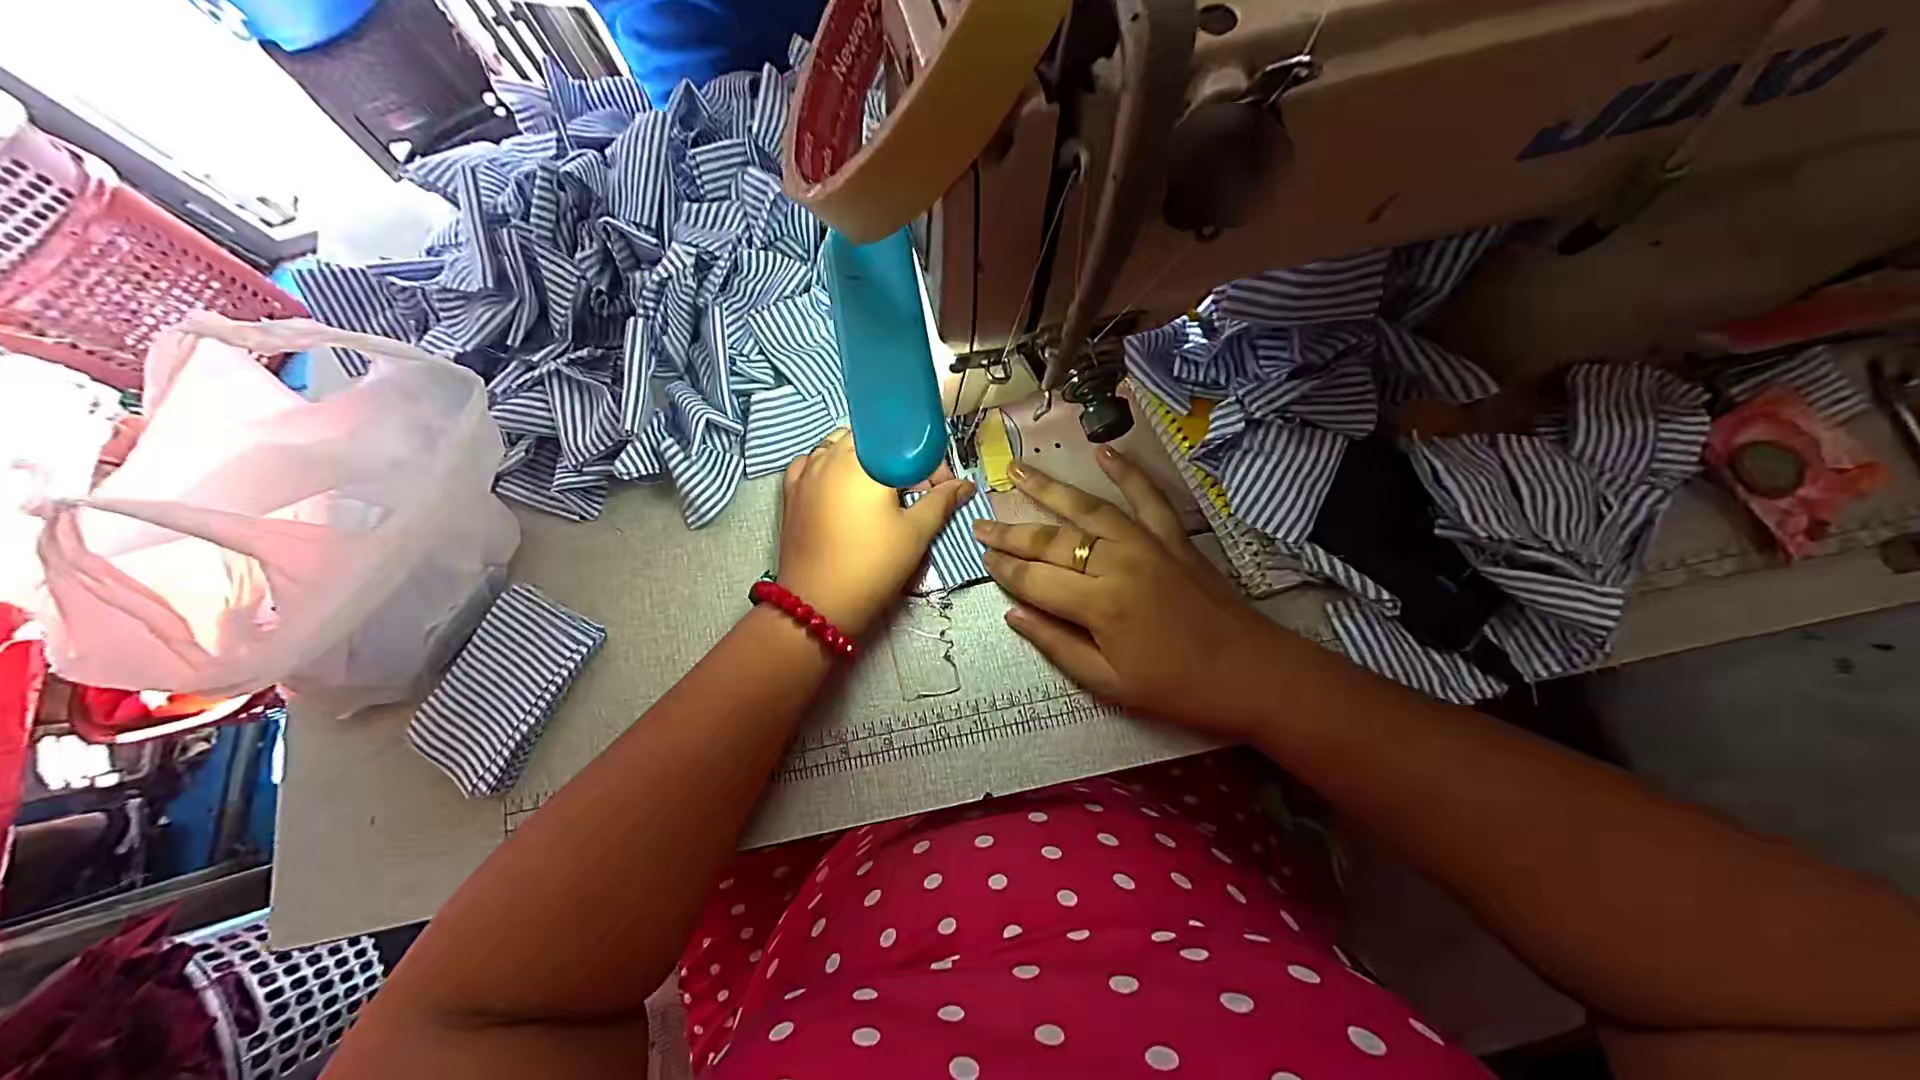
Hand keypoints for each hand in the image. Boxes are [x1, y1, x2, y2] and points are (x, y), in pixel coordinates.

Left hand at [776, 429, 975, 637]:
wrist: (818, 603)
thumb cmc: (872, 565)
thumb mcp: (915, 533)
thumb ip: (941, 501)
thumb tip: (964, 485)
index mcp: (864, 461)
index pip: (904, 443)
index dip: (927, 462)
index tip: (939, 486)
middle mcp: (830, 457)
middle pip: (871, 441)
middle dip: (895, 458)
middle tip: (912, 491)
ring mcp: (806, 472)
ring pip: (838, 446)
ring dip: (862, 459)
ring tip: (877, 492)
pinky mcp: (791, 491)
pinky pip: (812, 463)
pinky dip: (828, 466)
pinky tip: (840, 488)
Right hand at [972, 448, 1282, 736]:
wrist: (1251, 673)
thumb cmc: (1177, 688)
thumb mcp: (1109, 683)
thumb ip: (1057, 645)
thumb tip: (1014, 614)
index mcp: (1099, 604)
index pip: (1035, 579)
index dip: (1004, 569)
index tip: (982, 558)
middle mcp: (1118, 563)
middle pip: (1053, 541)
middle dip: (1012, 533)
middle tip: (980, 524)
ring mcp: (1148, 544)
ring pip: (1089, 509)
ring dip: (1050, 489)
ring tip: (1018, 470)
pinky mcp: (1174, 538)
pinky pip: (1148, 497)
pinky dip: (1126, 472)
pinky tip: (1103, 452)